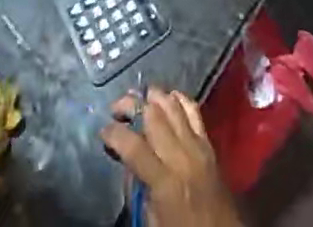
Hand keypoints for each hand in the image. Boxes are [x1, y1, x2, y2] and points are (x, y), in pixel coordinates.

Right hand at [102, 87, 241, 226]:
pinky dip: (178, 99)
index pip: (133, 146)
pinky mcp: (209, 143)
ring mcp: (197, 146)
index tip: (104, 131)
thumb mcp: (152, 219)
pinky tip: (167, 98)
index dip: (113, 133)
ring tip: (139, 99)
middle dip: (130, 105)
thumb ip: (139, 186)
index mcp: (165, 182)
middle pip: (153, 115)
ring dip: (153, 97)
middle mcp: (181, 157)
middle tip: (117, 109)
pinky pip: (194, 110)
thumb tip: (128, 159)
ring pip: (173, 105)